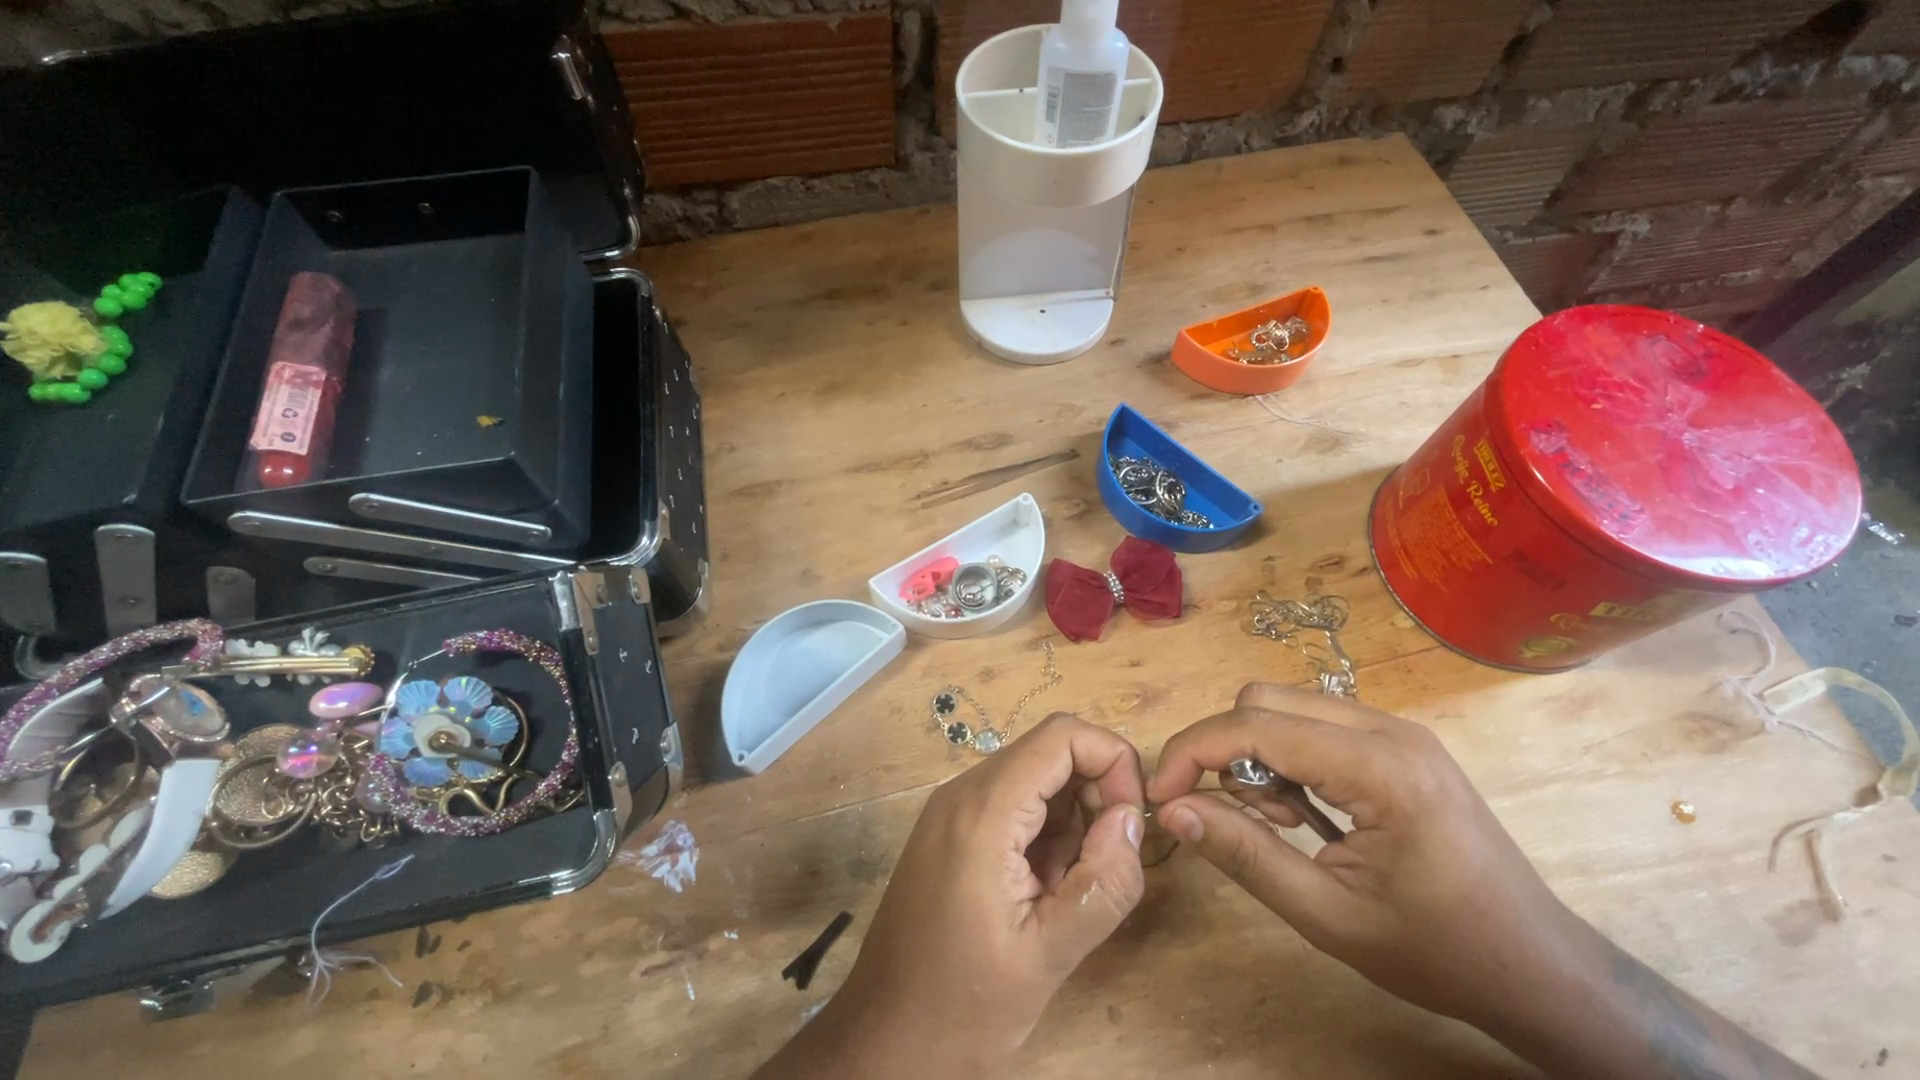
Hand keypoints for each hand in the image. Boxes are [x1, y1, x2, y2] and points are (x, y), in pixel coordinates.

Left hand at [758, 713, 1146, 1078]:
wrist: (885, 1039)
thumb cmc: (965, 1003)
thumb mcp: (1050, 953)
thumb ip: (1103, 882)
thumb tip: (1131, 818)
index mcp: (983, 810)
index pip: (1063, 735)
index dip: (1113, 761)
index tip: (1131, 821)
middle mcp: (962, 793)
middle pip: (1049, 752)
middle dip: (1096, 792)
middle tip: (1108, 861)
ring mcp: (951, 812)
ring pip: (1034, 779)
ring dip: (1072, 818)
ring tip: (1070, 888)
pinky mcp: (951, 834)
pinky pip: (1013, 806)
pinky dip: (1045, 833)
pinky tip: (1044, 891)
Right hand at [1147, 684, 1817, 1079]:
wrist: (1541, 969)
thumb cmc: (1438, 953)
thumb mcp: (1328, 916)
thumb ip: (1244, 854)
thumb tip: (1171, 810)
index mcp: (1379, 768)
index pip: (1255, 725)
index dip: (1193, 753)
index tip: (1159, 797)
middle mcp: (1390, 729)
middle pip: (1266, 699)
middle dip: (1221, 748)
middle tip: (1216, 812)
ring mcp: (1400, 733)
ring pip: (1289, 706)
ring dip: (1254, 753)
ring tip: (1271, 823)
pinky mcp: (1401, 746)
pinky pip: (1318, 725)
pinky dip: (1286, 758)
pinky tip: (1300, 813)